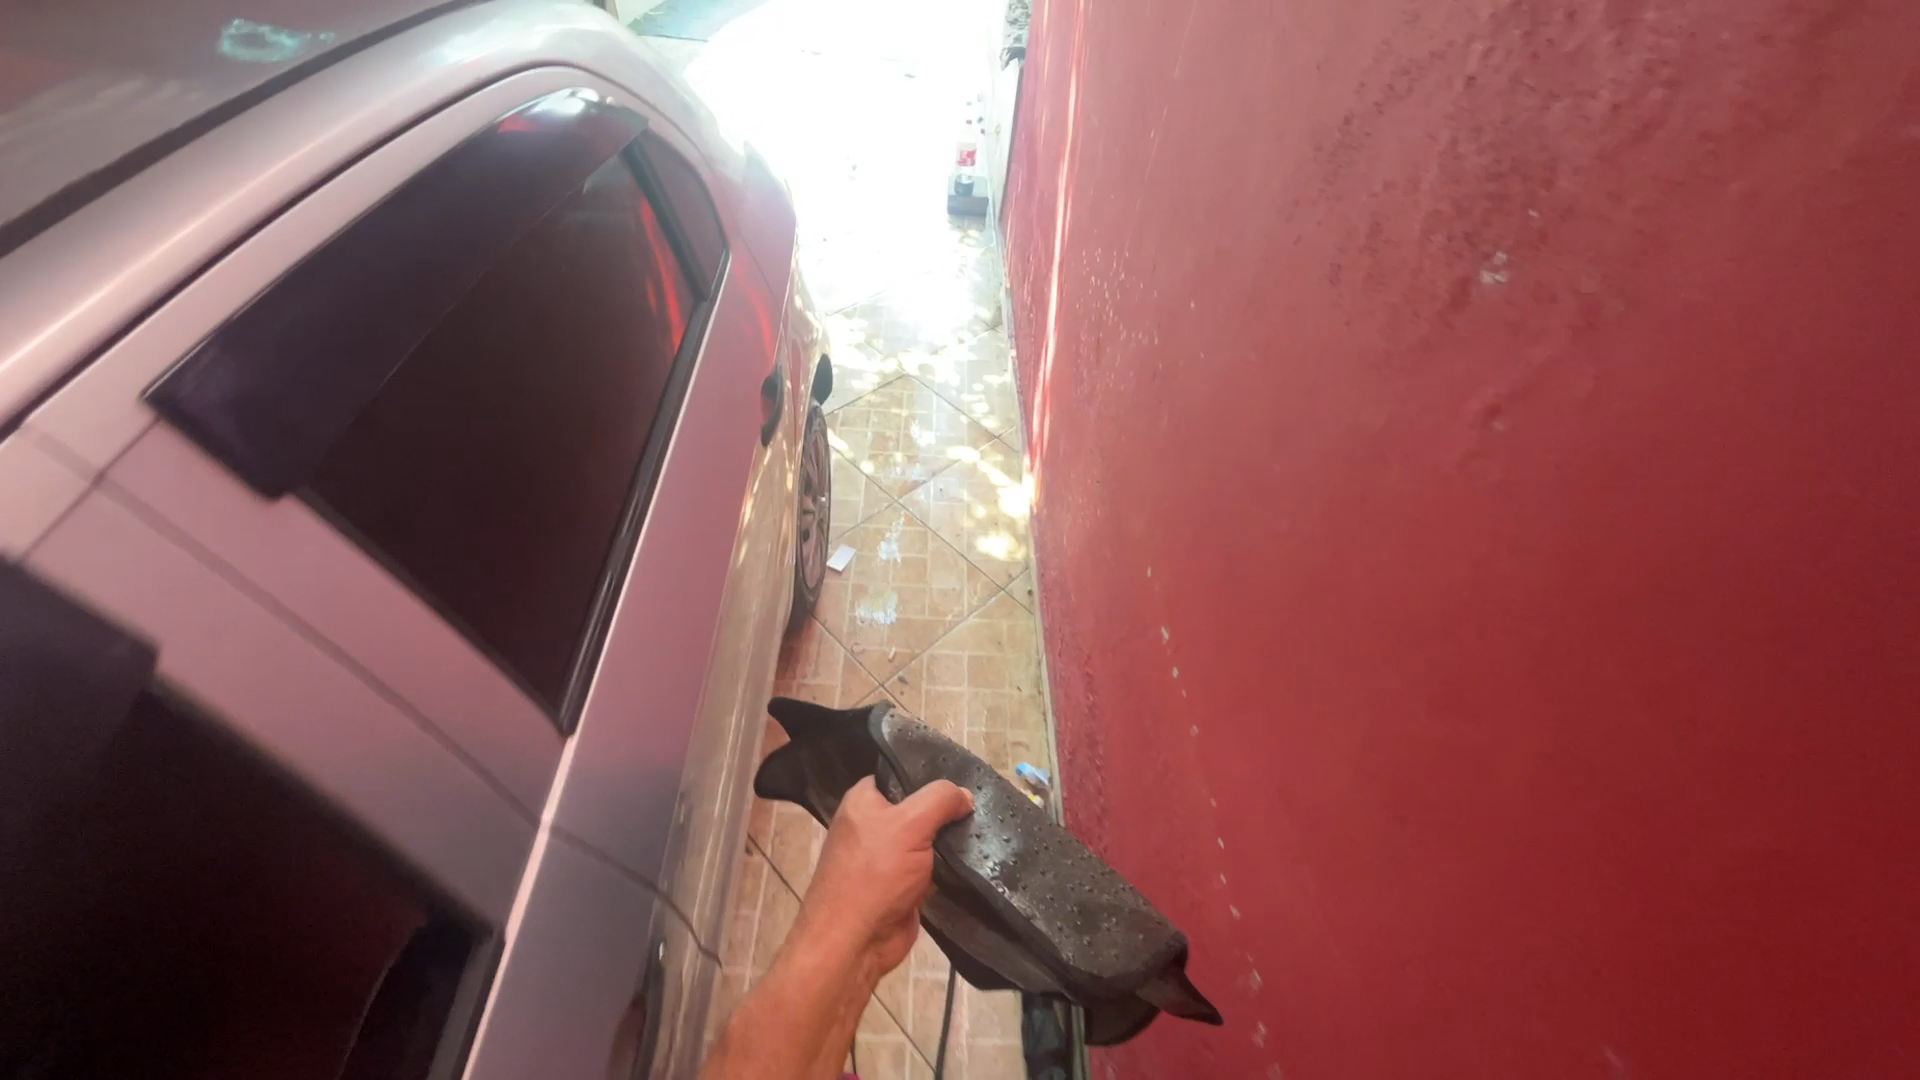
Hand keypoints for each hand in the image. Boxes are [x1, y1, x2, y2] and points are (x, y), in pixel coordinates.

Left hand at [791, 776, 974, 977]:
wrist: (854, 943)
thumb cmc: (874, 874)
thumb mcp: (909, 824)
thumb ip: (940, 800)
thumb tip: (965, 795)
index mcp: (864, 800)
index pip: (901, 773)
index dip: (930, 774)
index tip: (963, 775)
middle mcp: (873, 824)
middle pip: (919, 806)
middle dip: (946, 809)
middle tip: (979, 804)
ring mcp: (888, 857)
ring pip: (929, 838)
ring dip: (951, 840)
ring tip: (984, 828)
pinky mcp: (903, 885)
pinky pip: (932, 866)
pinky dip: (949, 866)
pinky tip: (976, 858)